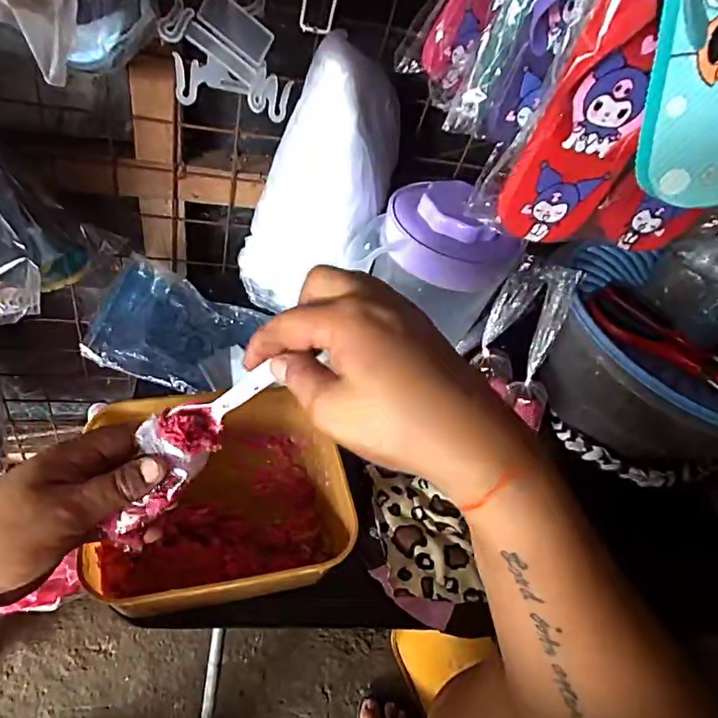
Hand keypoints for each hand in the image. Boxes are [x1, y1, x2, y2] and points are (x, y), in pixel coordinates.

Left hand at [0, 426, 167, 605]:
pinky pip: (107, 518)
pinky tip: (138, 543)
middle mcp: (74, 474)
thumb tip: (163, 462)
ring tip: (154, 534)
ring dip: (143, 511)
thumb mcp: (68, 511)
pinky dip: (125, 527)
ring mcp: (71, 500)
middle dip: (156, 484)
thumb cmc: (8, 537)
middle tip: (173, 506)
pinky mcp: (68, 525)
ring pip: (121, 495)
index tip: (190, 457)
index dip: (158, 442)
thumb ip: (117, 487)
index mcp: (70, 458)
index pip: (125, 437)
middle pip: (128, 467)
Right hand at [244, 267, 539, 501]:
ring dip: (327, 310)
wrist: (469, 435)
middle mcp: (374, 299)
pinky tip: (359, 355)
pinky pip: (376, 304)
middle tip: (296, 353)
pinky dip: (355, 317)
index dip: (261, 344)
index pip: (288, 321)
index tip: (248, 368)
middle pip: (320, 282)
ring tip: (324, 354)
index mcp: (346, 317)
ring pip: (351, 287)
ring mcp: (403, 309)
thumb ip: (300, 379)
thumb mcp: (333, 411)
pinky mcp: (421, 324)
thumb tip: (283, 361)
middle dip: (297, 312)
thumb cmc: (396, 426)